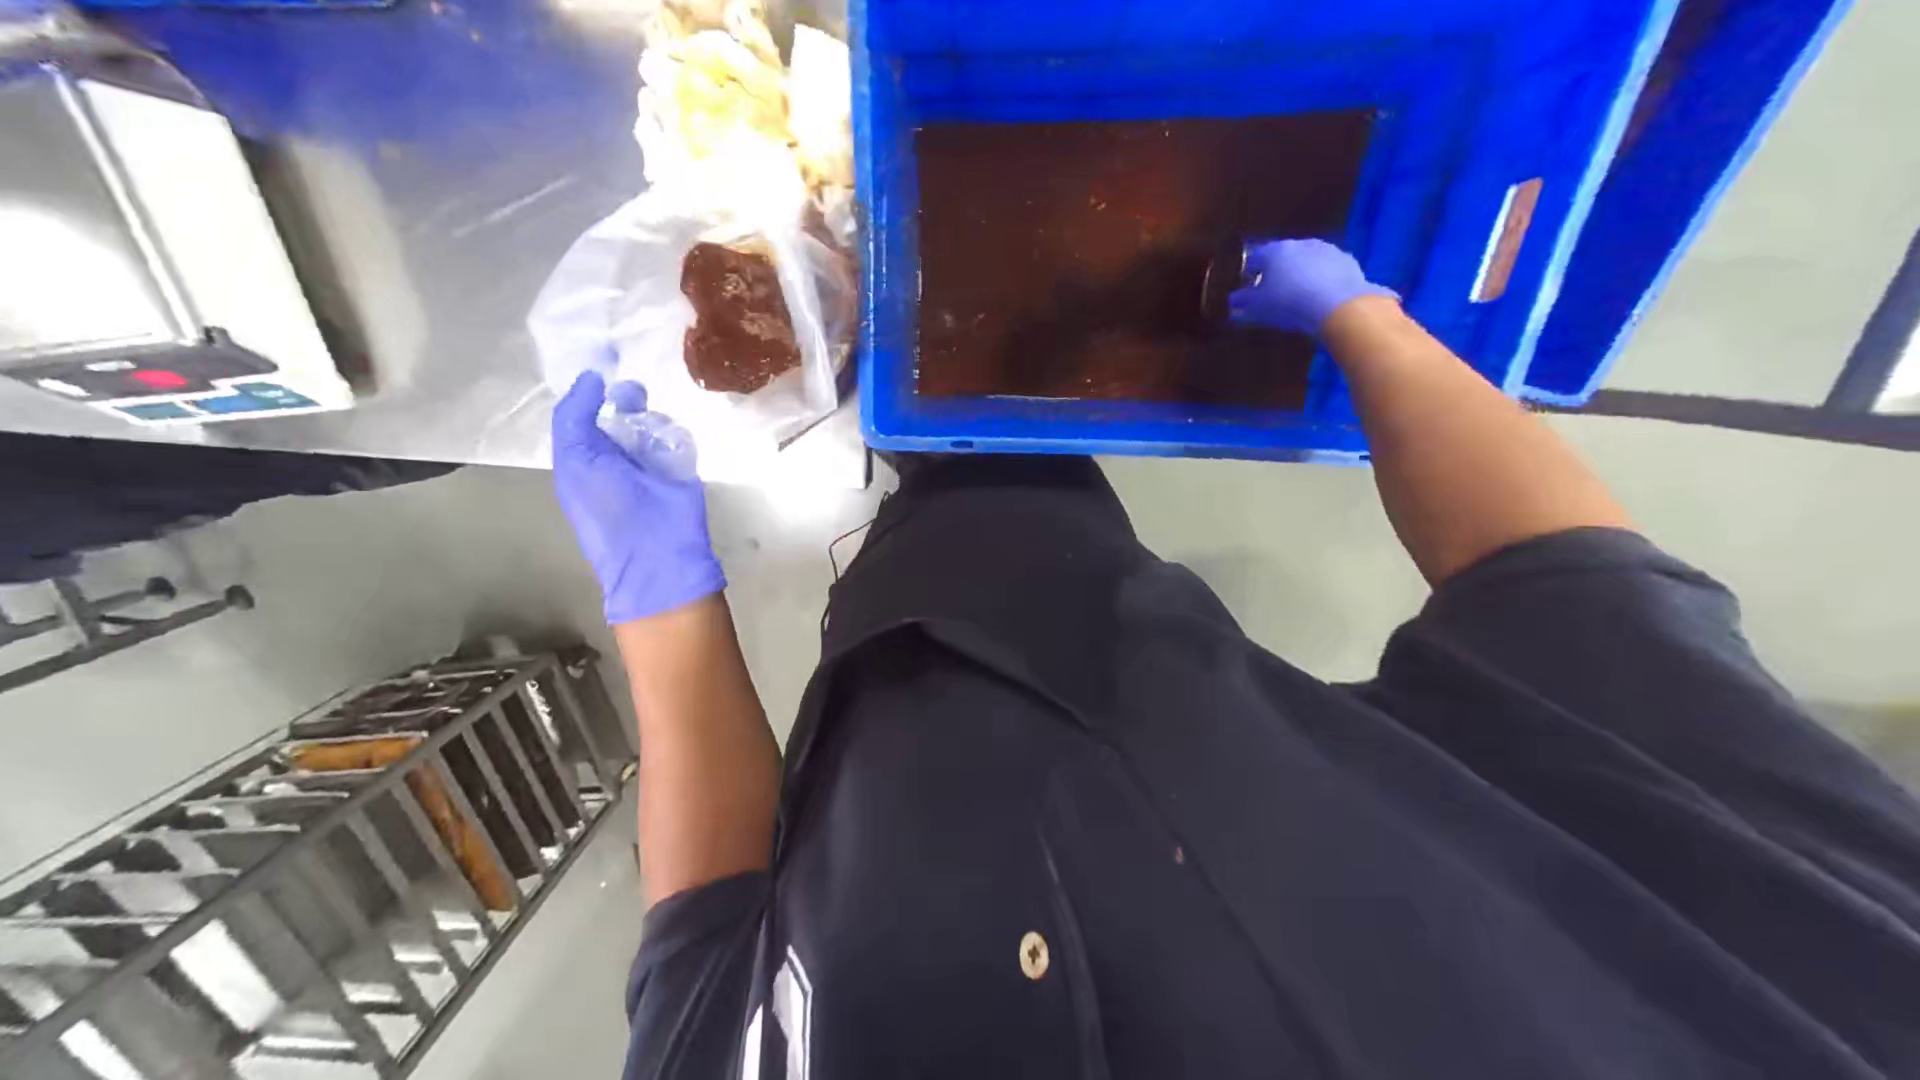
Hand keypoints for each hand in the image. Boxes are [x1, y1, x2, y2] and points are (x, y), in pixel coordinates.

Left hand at [552, 371, 724, 623]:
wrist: (658, 554)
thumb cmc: (608, 510)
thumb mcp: (576, 460)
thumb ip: (575, 416)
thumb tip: (591, 378)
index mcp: (583, 458)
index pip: (585, 412)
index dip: (591, 388)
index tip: (604, 358)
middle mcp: (616, 457)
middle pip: (622, 412)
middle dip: (627, 398)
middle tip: (634, 390)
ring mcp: (651, 464)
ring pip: (652, 422)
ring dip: (653, 420)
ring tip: (653, 429)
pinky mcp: (681, 471)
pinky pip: (678, 439)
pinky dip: (677, 436)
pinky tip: (672, 442)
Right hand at [1229, 239, 1397, 336]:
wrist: (1337, 304)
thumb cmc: (1288, 302)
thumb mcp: (1259, 306)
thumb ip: (1244, 301)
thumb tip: (1233, 300)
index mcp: (1276, 251)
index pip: (1257, 257)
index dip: (1250, 270)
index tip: (1248, 283)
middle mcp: (1301, 244)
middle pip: (1283, 256)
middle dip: (1276, 271)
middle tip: (1272, 290)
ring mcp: (1327, 250)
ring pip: (1307, 261)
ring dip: (1300, 273)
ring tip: (1297, 294)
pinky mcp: (1347, 262)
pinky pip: (1327, 270)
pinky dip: (1320, 279)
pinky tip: (1318, 295)